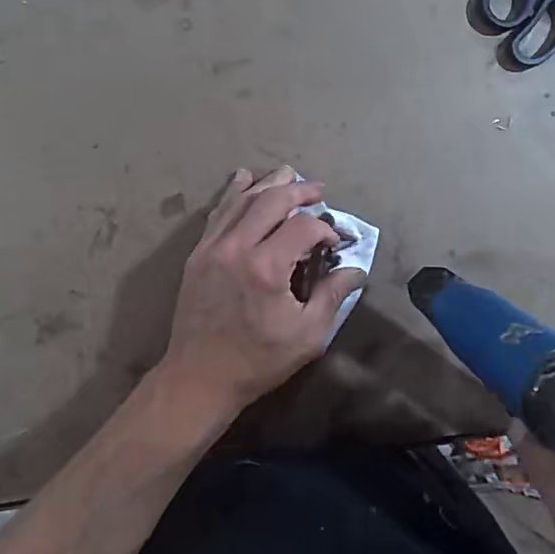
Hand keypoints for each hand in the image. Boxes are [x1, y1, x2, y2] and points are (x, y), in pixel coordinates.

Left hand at [156, 166, 366, 415]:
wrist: (198, 378)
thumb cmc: (257, 361)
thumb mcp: (307, 336)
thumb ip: (332, 296)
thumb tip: (356, 270)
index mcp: (266, 268)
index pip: (304, 227)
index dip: (325, 229)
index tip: (333, 244)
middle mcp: (237, 248)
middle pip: (271, 200)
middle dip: (299, 191)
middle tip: (318, 190)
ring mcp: (213, 248)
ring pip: (242, 199)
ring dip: (268, 184)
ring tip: (288, 175)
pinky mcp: (198, 254)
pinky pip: (218, 212)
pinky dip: (234, 193)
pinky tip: (244, 180)